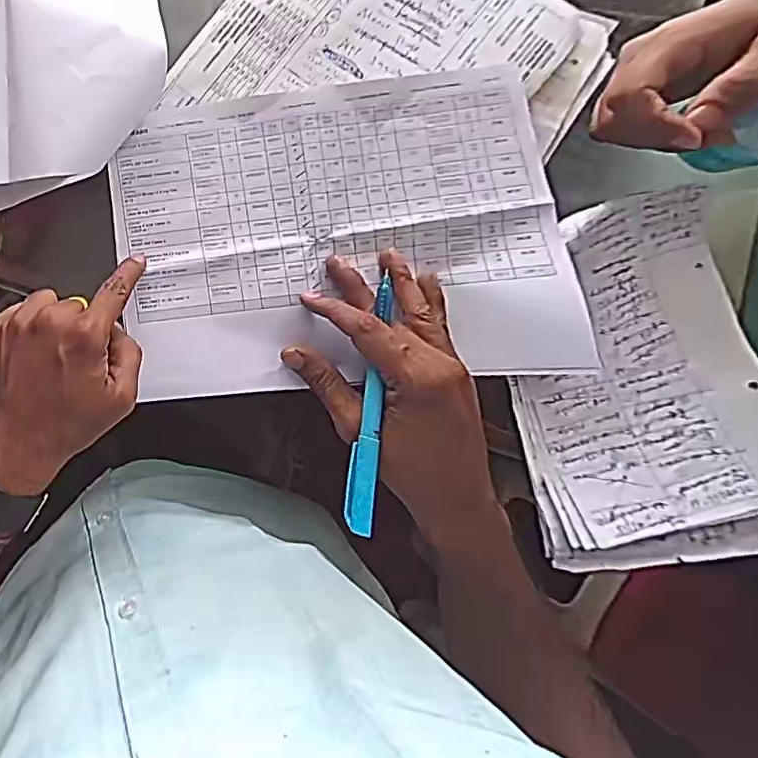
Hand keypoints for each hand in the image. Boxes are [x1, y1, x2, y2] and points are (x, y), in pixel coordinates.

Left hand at [0, 256, 146, 495]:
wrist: (16, 445)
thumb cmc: (62, 426)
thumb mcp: (120, 398)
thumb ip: (130, 354)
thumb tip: (117, 332)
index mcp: (82, 337)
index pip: (113, 292)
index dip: (128, 275)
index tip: (134, 263)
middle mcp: (48, 323)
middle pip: (79, 304)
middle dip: (83, 326)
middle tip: (76, 361)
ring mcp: (18, 324)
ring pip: (50, 303)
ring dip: (55, 322)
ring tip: (51, 357)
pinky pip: (24, 310)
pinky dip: (32, 326)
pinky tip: (33, 355)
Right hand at [280, 249, 504, 542]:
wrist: (458, 500)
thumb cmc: (413, 474)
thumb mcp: (360, 432)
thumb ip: (328, 386)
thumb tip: (299, 356)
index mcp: (415, 377)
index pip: (367, 329)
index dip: (335, 310)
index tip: (312, 298)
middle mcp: (438, 364)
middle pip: (393, 313)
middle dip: (363, 285)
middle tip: (339, 264)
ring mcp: (451, 365)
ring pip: (422, 313)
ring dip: (403, 283)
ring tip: (390, 257)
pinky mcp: (455, 372)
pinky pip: (440, 327)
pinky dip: (431, 303)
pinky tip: (428, 286)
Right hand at [590, 0, 757, 149]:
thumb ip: (741, 87)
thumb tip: (700, 124)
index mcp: (667, 45)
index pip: (628, 96)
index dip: (654, 126)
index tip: (696, 137)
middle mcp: (639, 60)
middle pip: (610, 116)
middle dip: (651, 138)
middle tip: (701, 138)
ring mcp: (635, 74)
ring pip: (612, 124)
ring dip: (650, 140)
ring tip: (700, 134)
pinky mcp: (641, 87)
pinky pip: (626, 122)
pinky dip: (652, 136)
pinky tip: (687, 130)